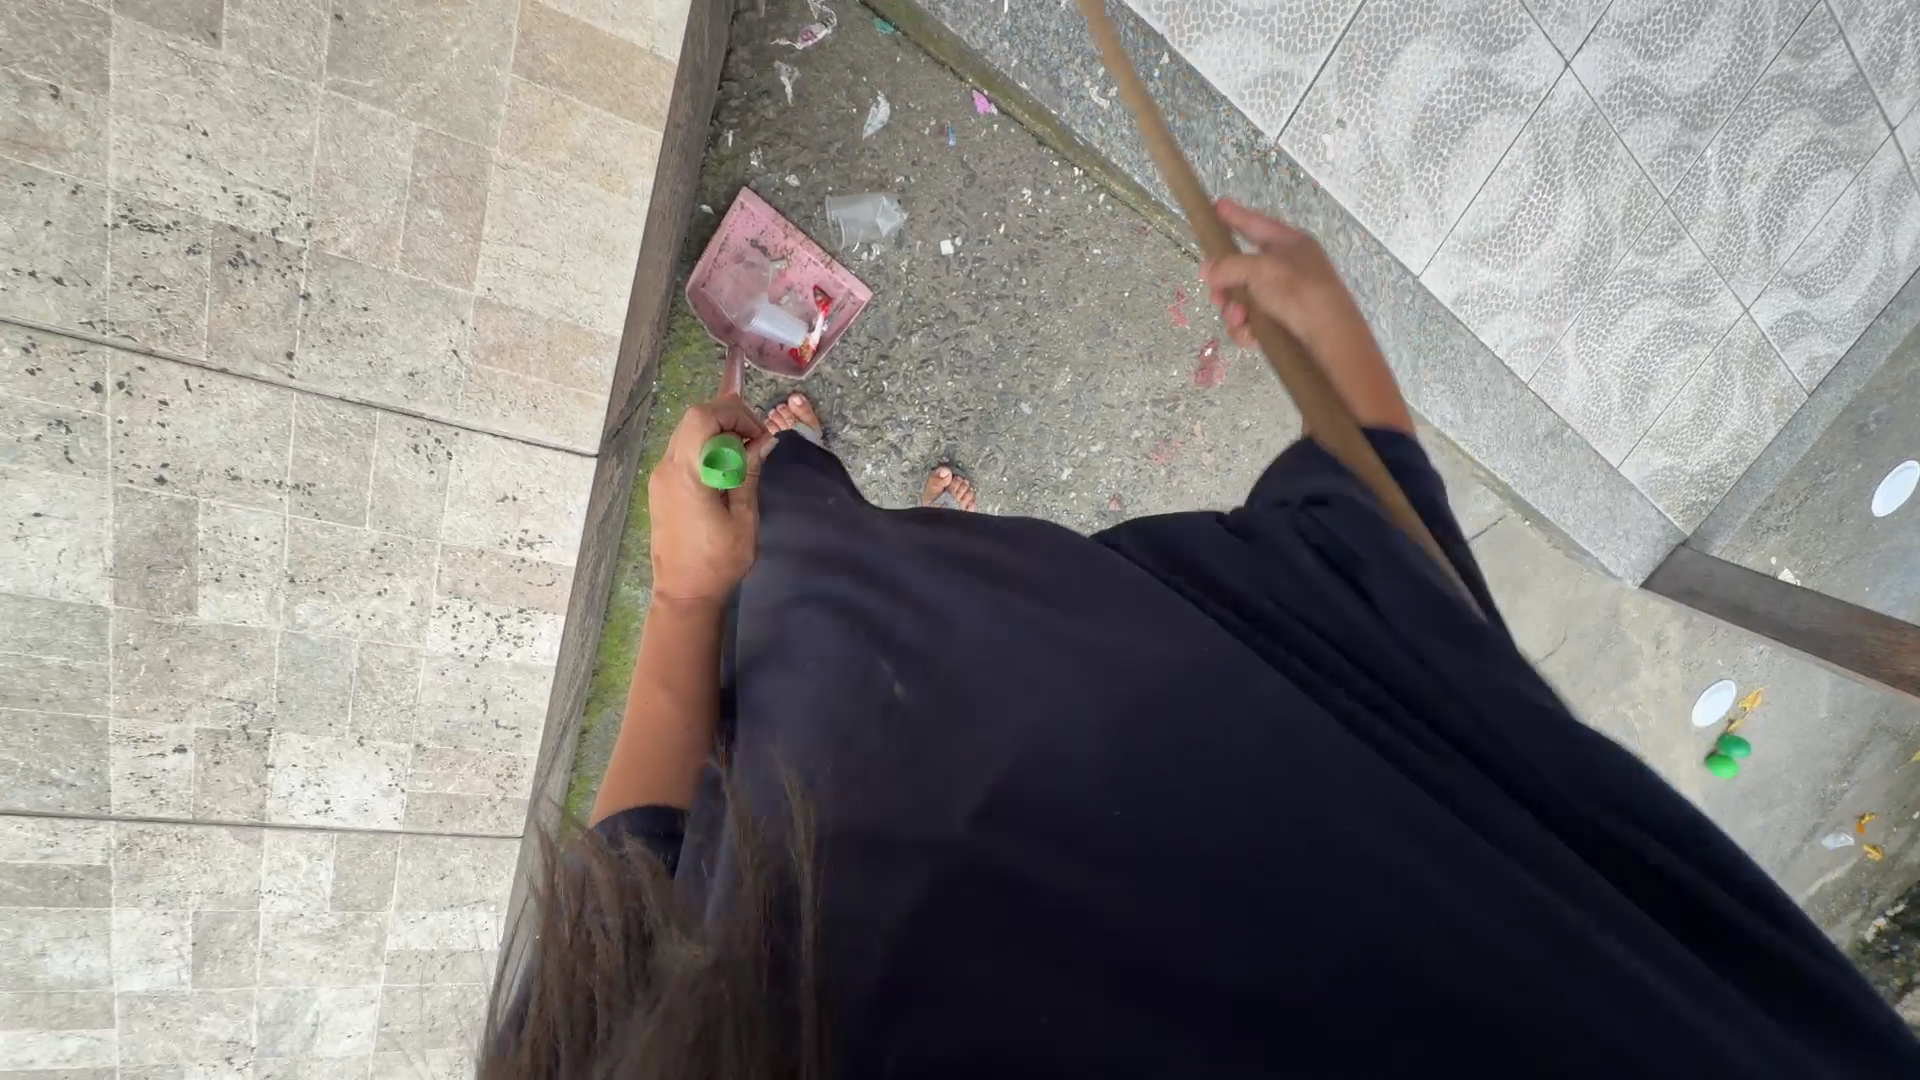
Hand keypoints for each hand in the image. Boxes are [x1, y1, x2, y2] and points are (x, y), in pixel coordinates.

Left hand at [648, 395, 775, 606]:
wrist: (684, 592)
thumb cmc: (718, 561)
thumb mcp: (744, 518)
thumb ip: (749, 474)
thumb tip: (763, 441)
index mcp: (687, 474)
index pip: (704, 417)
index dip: (735, 414)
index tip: (760, 436)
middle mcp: (667, 469)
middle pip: (694, 419)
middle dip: (730, 420)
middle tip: (756, 443)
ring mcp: (660, 477)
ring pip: (688, 433)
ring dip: (719, 434)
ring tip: (745, 456)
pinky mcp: (661, 487)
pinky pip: (684, 451)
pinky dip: (707, 448)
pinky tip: (727, 470)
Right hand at [1199, 199, 1411, 433]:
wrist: (1328, 338)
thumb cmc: (1301, 293)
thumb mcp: (1262, 270)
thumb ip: (1230, 265)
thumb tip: (1208, 271)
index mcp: (1290, 244)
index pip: (1255, 224)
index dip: (1234, 216)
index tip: (1215, 206)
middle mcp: (1286, 267)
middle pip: (1240, 268)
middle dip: (1225, 284)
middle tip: (1216, 294)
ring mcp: (1283, 296)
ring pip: (1241, 299)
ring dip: (1234, 311)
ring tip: (1240, 320)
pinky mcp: (1280, 323)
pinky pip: (1250, 321)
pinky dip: (1245, 329)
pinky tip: (1250, 336)